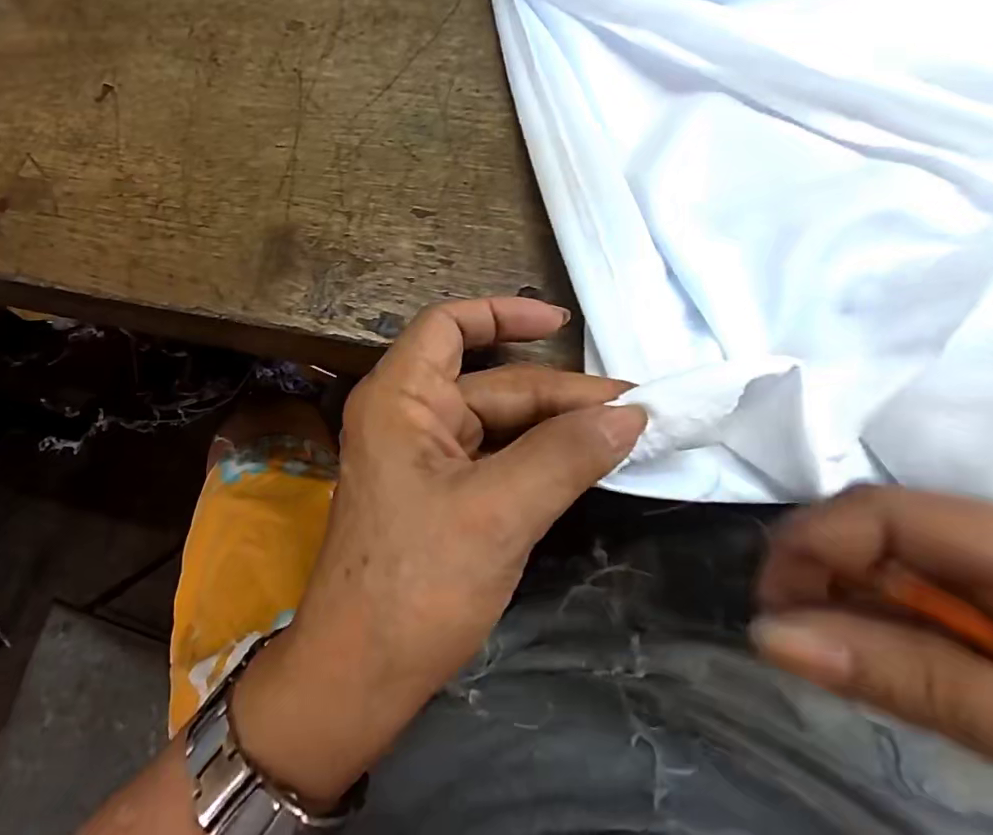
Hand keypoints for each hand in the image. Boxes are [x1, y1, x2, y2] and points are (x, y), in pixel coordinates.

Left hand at [232, 298, 647, 805]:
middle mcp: (407, 418)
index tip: (561, 322)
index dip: (503, 314)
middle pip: (491, 383)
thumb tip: (632, 414)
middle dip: (559, 394)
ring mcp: (422, 461)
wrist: (359, 677)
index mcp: (400, 399)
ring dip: (556, 428)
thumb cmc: (416, 583)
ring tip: (624, 433)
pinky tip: (584, 464)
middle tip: (634, 409)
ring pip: (499, 426)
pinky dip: (539, 459)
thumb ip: (565, 454)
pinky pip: (496, 461)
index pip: (448, 326)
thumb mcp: (499, 511)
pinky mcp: (438, 499)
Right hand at [754, 487, 992, 834]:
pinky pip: (965, 627)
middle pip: (920, 545)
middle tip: (788, 641)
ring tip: (830, 659)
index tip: (766, 603)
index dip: (823, 542)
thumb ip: (925, 684)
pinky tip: (888, 669)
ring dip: (871, 619)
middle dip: (841, 584)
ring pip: (933, 586)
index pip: (922, 516)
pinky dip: (913, 648)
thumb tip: (770, 636)